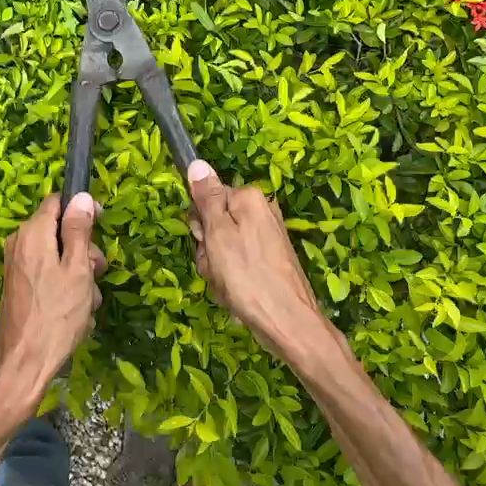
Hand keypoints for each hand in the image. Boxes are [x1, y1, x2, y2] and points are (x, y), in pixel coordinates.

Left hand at [0, 193, 105, 400]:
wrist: (24, 363)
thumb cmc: (56, 314)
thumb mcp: (77, 268)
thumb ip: (79, 230)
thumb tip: (80, 196)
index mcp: (32, 232)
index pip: (58, 201)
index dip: (81, 209)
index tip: (101, 223)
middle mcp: (20, 242)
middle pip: (59, 230)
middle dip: (84, 249)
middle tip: (97, 273)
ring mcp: (17, 266)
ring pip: (58, 256)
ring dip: (78, 274)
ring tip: (87, 302)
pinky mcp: (20, 286)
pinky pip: (48, 275)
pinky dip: (65, 288)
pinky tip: (76, 312)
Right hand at [186, 160, 332, 360]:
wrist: (289, 323)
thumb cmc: (248, 277)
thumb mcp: (218, 234)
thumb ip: (206, 199)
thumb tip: (196, 162)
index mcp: (249, 198)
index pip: (206, 198)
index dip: (200, 223)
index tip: (205, 243)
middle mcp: (262, 211)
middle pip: (216, 223)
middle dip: (209, 249)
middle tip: (217, 269)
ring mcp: (268, 237)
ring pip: (224, 247)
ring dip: (218, 269)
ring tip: (228, 287)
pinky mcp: (270, 260)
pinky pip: (239, 263)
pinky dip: (233, 280)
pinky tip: (237, 296)